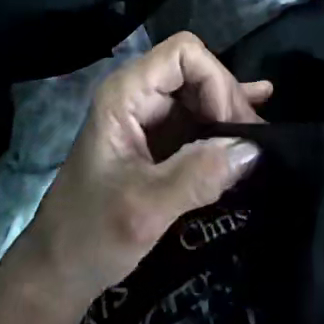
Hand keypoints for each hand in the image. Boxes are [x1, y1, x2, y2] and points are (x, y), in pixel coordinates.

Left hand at [12, 33, 270, 304]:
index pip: (182, 54)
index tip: (234, 128)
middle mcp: (136, 96)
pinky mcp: (156, 143)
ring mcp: (146, 119)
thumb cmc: (91, 234)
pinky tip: (256, 121)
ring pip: (198, 95)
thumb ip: (196, 175)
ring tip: (265, 139)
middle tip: (258, 142)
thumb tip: (253, 149)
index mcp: (124, 96)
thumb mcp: (144, 209)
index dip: (215, 81)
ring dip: (230, 113)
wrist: (59, 268)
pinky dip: (223, 122)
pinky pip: (195, 121)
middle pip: (194, 70)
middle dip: (228, 98)